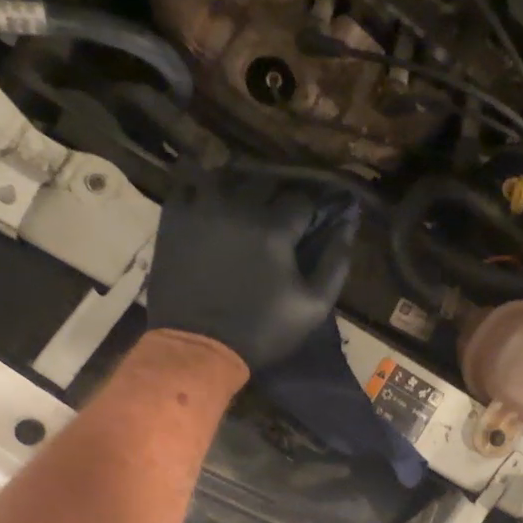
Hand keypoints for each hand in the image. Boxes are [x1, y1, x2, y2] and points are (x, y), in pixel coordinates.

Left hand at [145, 167, 356, 373]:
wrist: (198, 348)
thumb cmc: (262, 331)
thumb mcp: (314, 306)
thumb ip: (335, 262)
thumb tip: (349, 225)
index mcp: (275, 229)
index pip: (301, 198)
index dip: (309, 209)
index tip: (307, 223)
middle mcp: (239, 208)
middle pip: (265, 180)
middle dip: (276, 194)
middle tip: (277, 214)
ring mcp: (201, 209)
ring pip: (226, 174)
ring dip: (239, 184)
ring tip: (243, 201)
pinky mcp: (173, 219)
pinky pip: (186, 184)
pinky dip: (200, 185)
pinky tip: (208, 198)